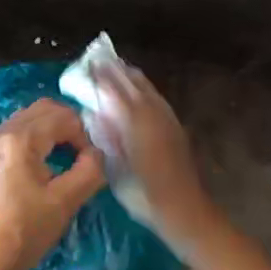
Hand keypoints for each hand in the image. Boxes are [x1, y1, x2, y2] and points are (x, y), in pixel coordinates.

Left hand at [0, 99, 105, 269]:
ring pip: (25, 121)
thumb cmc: (20, 232)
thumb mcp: (64, 203)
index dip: (84, 135)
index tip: (90, 162)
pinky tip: (37, 173)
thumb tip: (97, 154)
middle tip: (79, 155)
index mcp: (20, 139)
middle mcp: (0, 133)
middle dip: (67, 127)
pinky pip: (12, 137)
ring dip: (48, 134)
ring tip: (61, 164)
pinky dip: (31, 143)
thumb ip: (89, 172)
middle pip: (42, 110)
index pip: (63, 116)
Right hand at [87, 62, 221, 257]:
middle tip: (98, 61)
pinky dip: (142, 88)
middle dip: (114, 70)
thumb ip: (106, 135)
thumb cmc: (144, 194)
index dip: (99, 76)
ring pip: (146, 87)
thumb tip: (94, 112)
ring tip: (115, 69)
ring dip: (129, 76)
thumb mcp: (115, 168)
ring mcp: (166, 117)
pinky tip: (137, 91)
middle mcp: (151, 112)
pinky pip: (155, 96)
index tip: (86, 65)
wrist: (184, 208)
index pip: (112, 89)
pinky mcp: (175, 124)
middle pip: (132, 82)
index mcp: (133, 121)